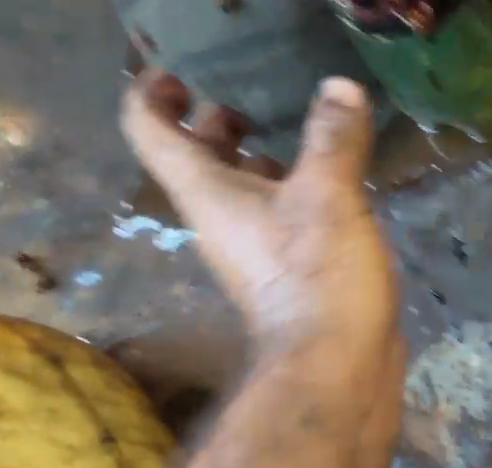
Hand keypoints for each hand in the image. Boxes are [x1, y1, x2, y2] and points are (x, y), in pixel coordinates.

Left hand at [120, 70, 397, 360]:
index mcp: (207, 192)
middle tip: (238, 111)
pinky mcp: (289, 285)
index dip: (153, 94)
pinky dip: (289, 208)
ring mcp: (253, 259)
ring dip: (254, 172)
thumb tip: (340, 87)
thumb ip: (334, 141)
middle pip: (196, 167)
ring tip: (290, 156)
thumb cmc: (319, 277)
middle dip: (212, 133)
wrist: (337, 365)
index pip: (151, 128)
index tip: (177, 77)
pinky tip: (330, 210)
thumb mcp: (331, 199)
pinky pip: (275, 231)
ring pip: (238, 201)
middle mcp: (220, 223)